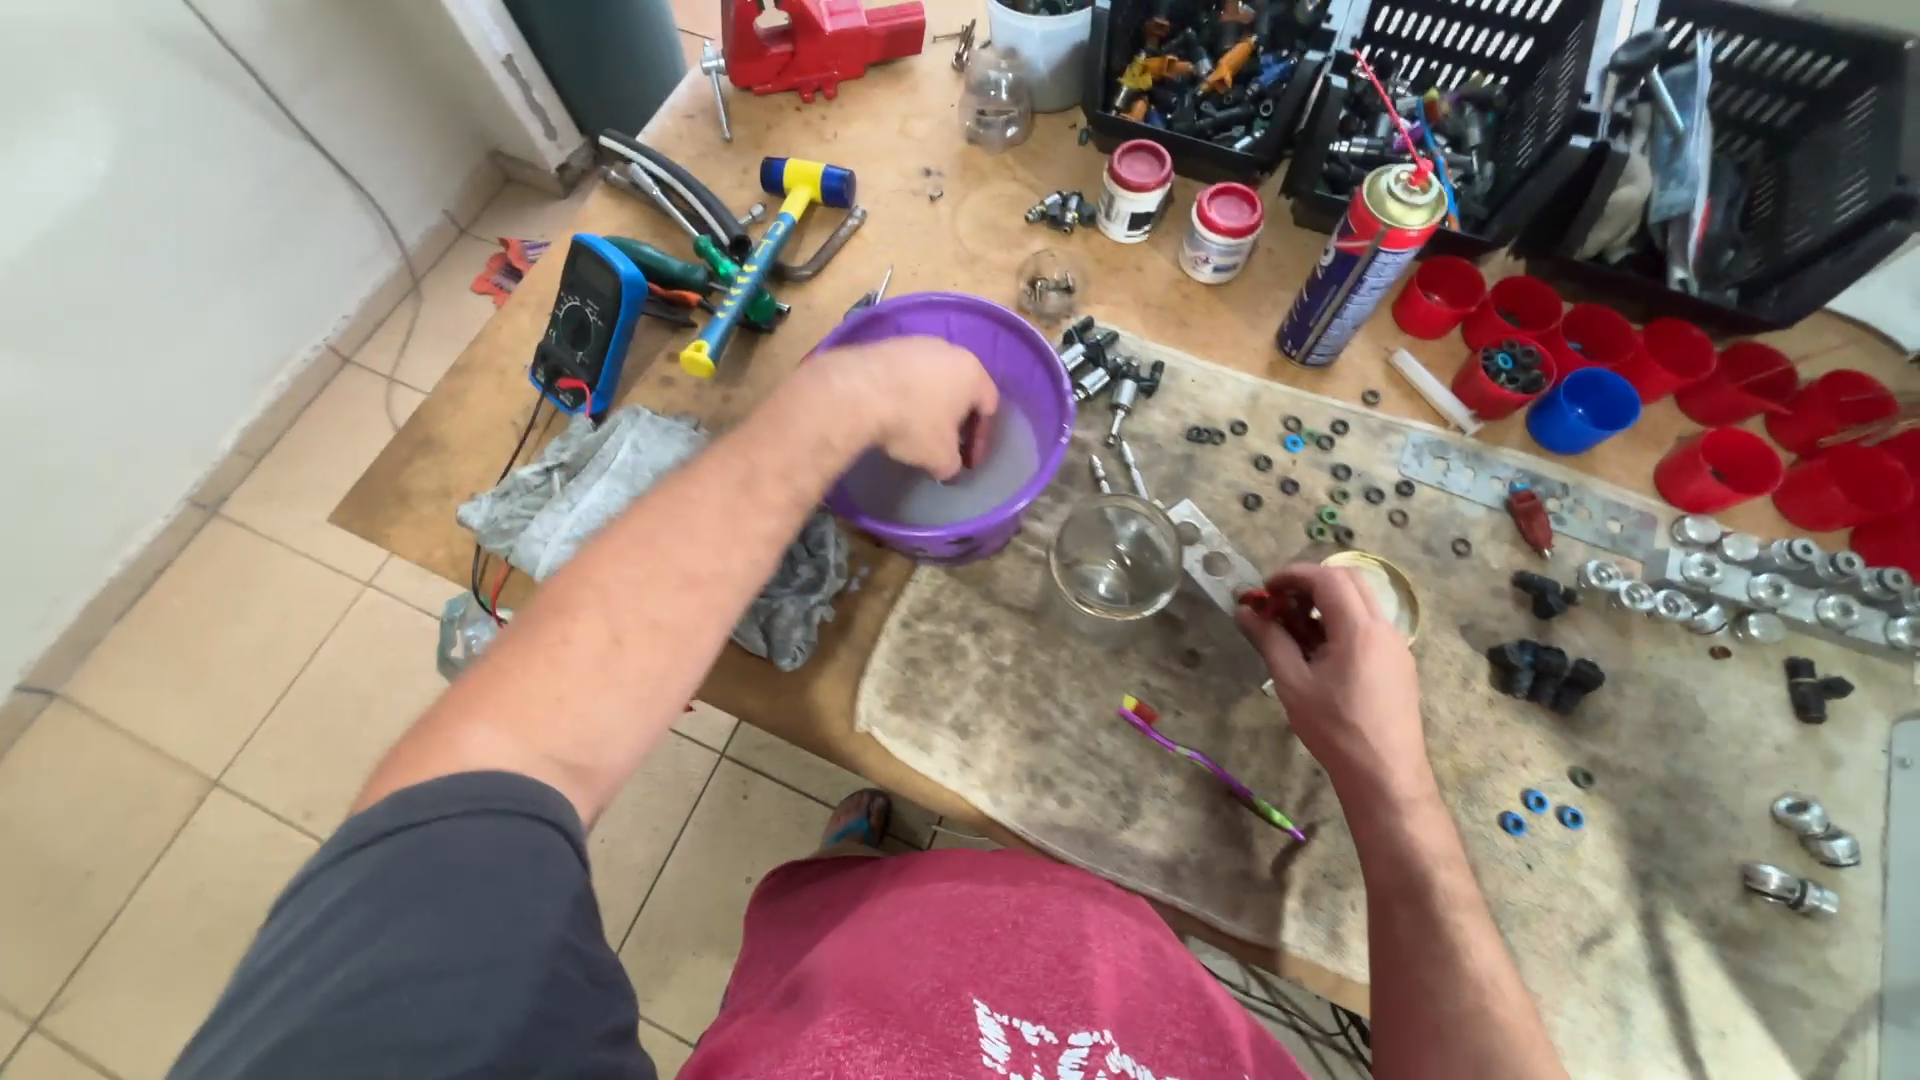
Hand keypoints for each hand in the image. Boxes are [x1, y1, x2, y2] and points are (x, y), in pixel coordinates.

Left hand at [809, 337, 999, 479]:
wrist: (857, 392)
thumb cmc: (912, 423)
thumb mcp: (939, 457)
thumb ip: (953, 465)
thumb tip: (948, 468)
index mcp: (973, 374)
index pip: (989, 407)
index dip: (980, 439)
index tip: (966, 462)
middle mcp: (950, 350)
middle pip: (962, 389)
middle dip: (956, 420)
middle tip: (945, 444)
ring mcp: (917, 343)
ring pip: (933, 378)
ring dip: (930, 404)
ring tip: (916, 428)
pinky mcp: (887, 344)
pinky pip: (907, 373)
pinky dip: (905, 393)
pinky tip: (892, 411)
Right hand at [1235, 563, 1433, 802]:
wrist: (1385, 774)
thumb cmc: (1334, 729)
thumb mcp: (1292, 683)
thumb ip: (1269, 640)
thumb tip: (1244, 612)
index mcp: (1359, 630)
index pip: (1327, 577)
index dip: (1292, 575)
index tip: (1265, 591)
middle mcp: (1384, 628)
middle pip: (1348, 579)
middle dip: (1309, 582)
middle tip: (1278, 603)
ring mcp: (1396, 644)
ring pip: (1361, 600)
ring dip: (1325, 601)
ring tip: (1294, 629)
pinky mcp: (1398, 661)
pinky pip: (1369, 623)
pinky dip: (1340, 620)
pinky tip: (1319, 651)